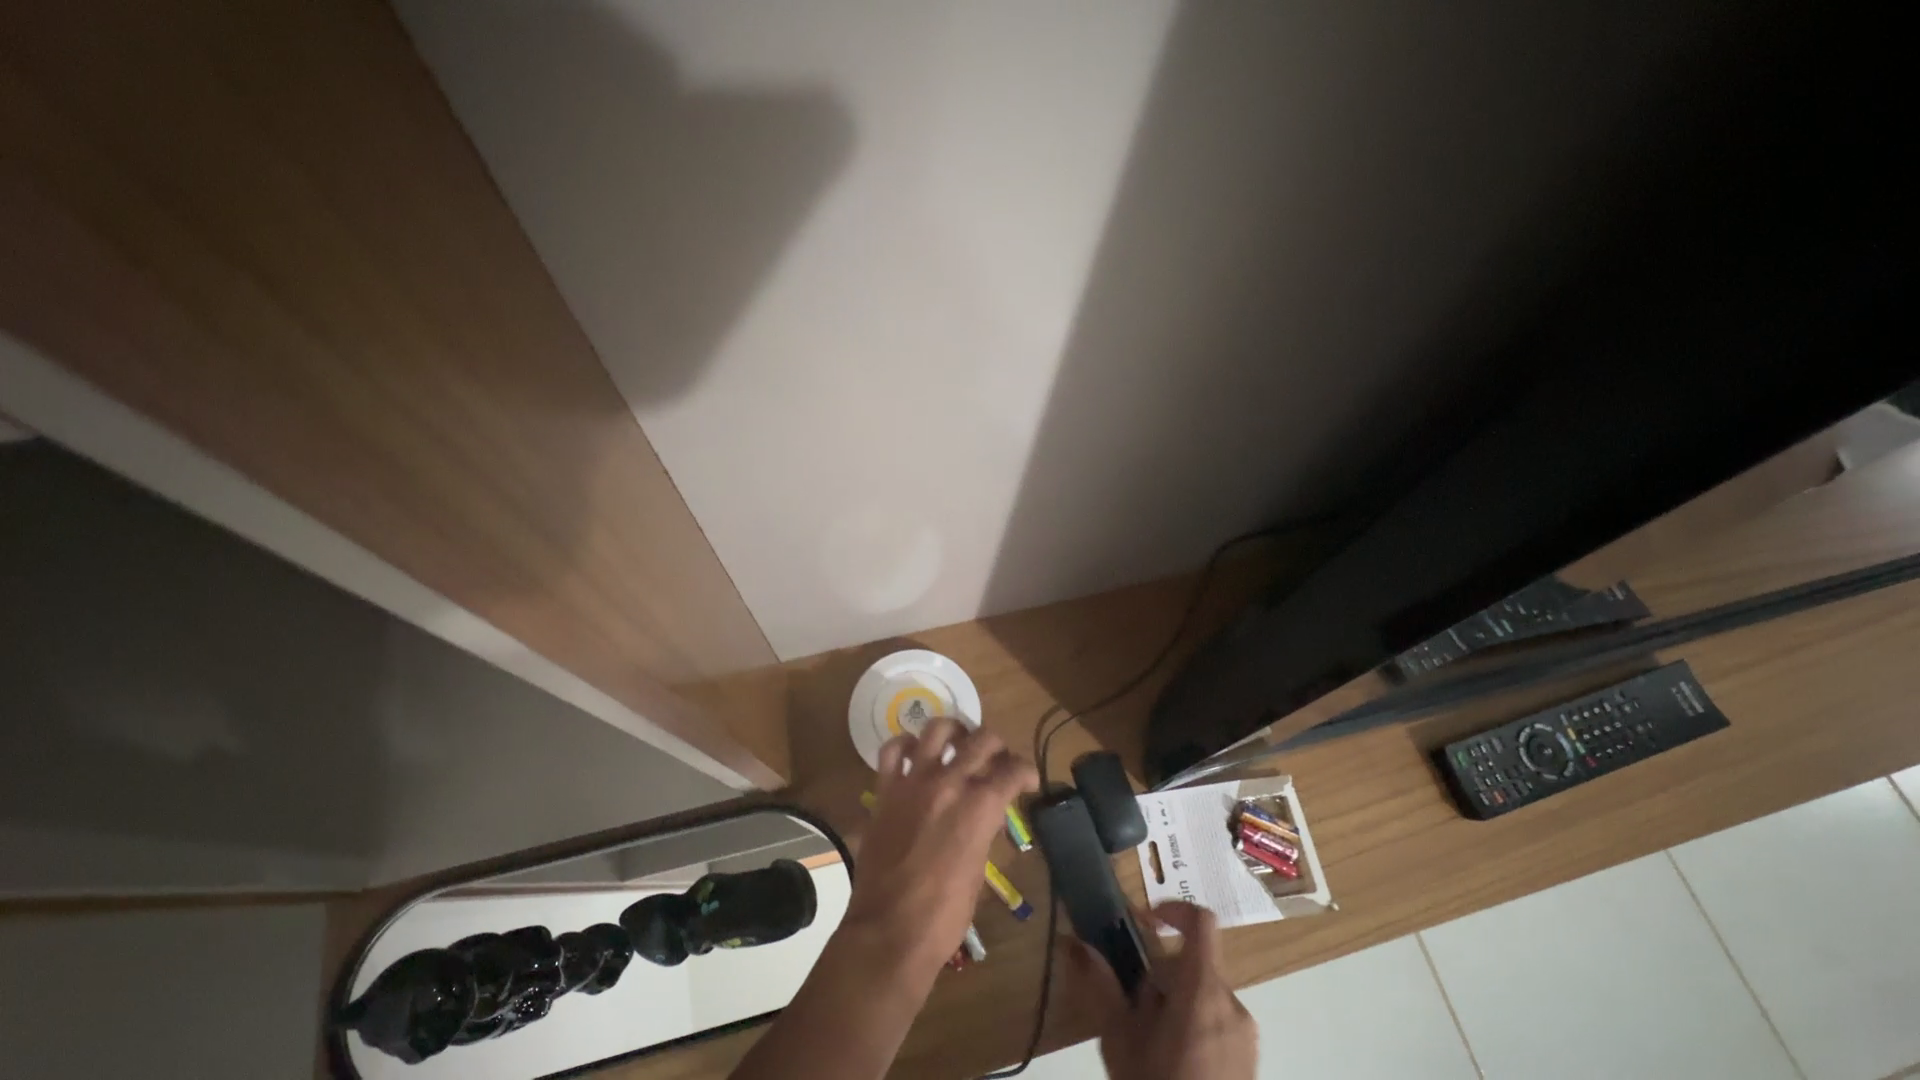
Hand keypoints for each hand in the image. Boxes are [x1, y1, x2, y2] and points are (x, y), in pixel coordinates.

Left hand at [846, 717, 1037, 977]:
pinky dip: (907, 746)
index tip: (1028, 781)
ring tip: (959, 744)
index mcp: (981, 806)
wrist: (890, 931)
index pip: (1014, 770)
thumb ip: (983, 831)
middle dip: (998, 747)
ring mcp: (914, 782)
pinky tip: (916, 756)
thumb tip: (983, 817)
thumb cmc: (944, 914)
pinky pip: (893, 751)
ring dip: (954, 732)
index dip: (1027, 772)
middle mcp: (950, 783)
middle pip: (983, 739)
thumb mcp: (978, 870)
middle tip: (997, 762)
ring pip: (937, 729)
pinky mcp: (885, 791)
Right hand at [1083, 902, 1257, 1079]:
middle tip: (1135, 1016)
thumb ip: (1100, 985)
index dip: (1174, 910)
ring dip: (1176, 1004)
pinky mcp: (1251, 1059)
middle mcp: (1233, 1004)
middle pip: (1194, 966)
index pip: (1202, 923)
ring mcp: (1247, 1034)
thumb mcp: (1120, 1040)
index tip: (1143, 923)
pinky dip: (1194, 1026)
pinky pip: (1219, 1022)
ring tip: (1153, 1048)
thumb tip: (1074, 943)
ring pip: (1204, 995)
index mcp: (1203, 992)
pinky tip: (1175, 1066)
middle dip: (1161, 979)